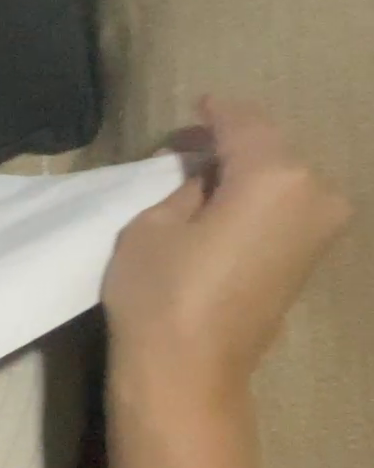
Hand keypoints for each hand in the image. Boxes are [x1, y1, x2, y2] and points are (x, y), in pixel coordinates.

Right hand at [103, 97, 351, 402]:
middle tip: (184, 150)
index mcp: (276, 178)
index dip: (220, 113)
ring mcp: (320, 228)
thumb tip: (202, 182)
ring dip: (241, 180)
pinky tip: (218, 214)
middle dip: (231, 149)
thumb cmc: (159, 292)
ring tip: (197, 186)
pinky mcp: (308, 257)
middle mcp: (316, 193)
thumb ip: (181, 193)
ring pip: (279, 185)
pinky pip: (282, 212)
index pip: (248, 128)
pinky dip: (252, 205)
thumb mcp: (148, 230)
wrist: (187, 364)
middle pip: (272, 156)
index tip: (201, 102)